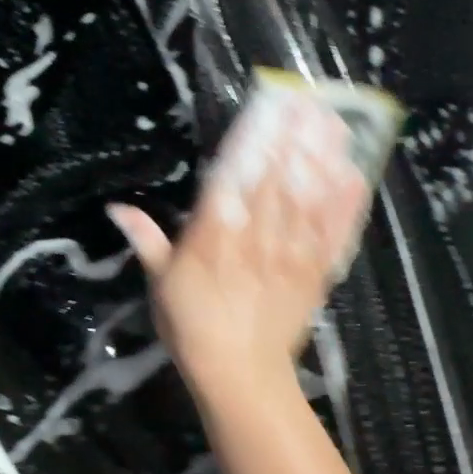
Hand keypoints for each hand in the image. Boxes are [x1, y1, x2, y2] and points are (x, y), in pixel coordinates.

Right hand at [107, 91, 370, 386]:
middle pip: (277, 185)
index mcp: (212, 243)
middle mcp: (255, 244)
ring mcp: (291, 257)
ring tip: (333, 122)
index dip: (249, 146)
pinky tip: (356, 172)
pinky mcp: (318, 272)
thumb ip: (146, 239)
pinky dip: (348, 203)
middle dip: (292, 141)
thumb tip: (116, 207)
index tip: (260, 112)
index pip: (231, 185)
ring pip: (311, 201)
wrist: (238, 372)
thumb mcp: (159, 281)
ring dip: (323, 160)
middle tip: (307, 101)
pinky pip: (337, 233)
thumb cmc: (190, 324)